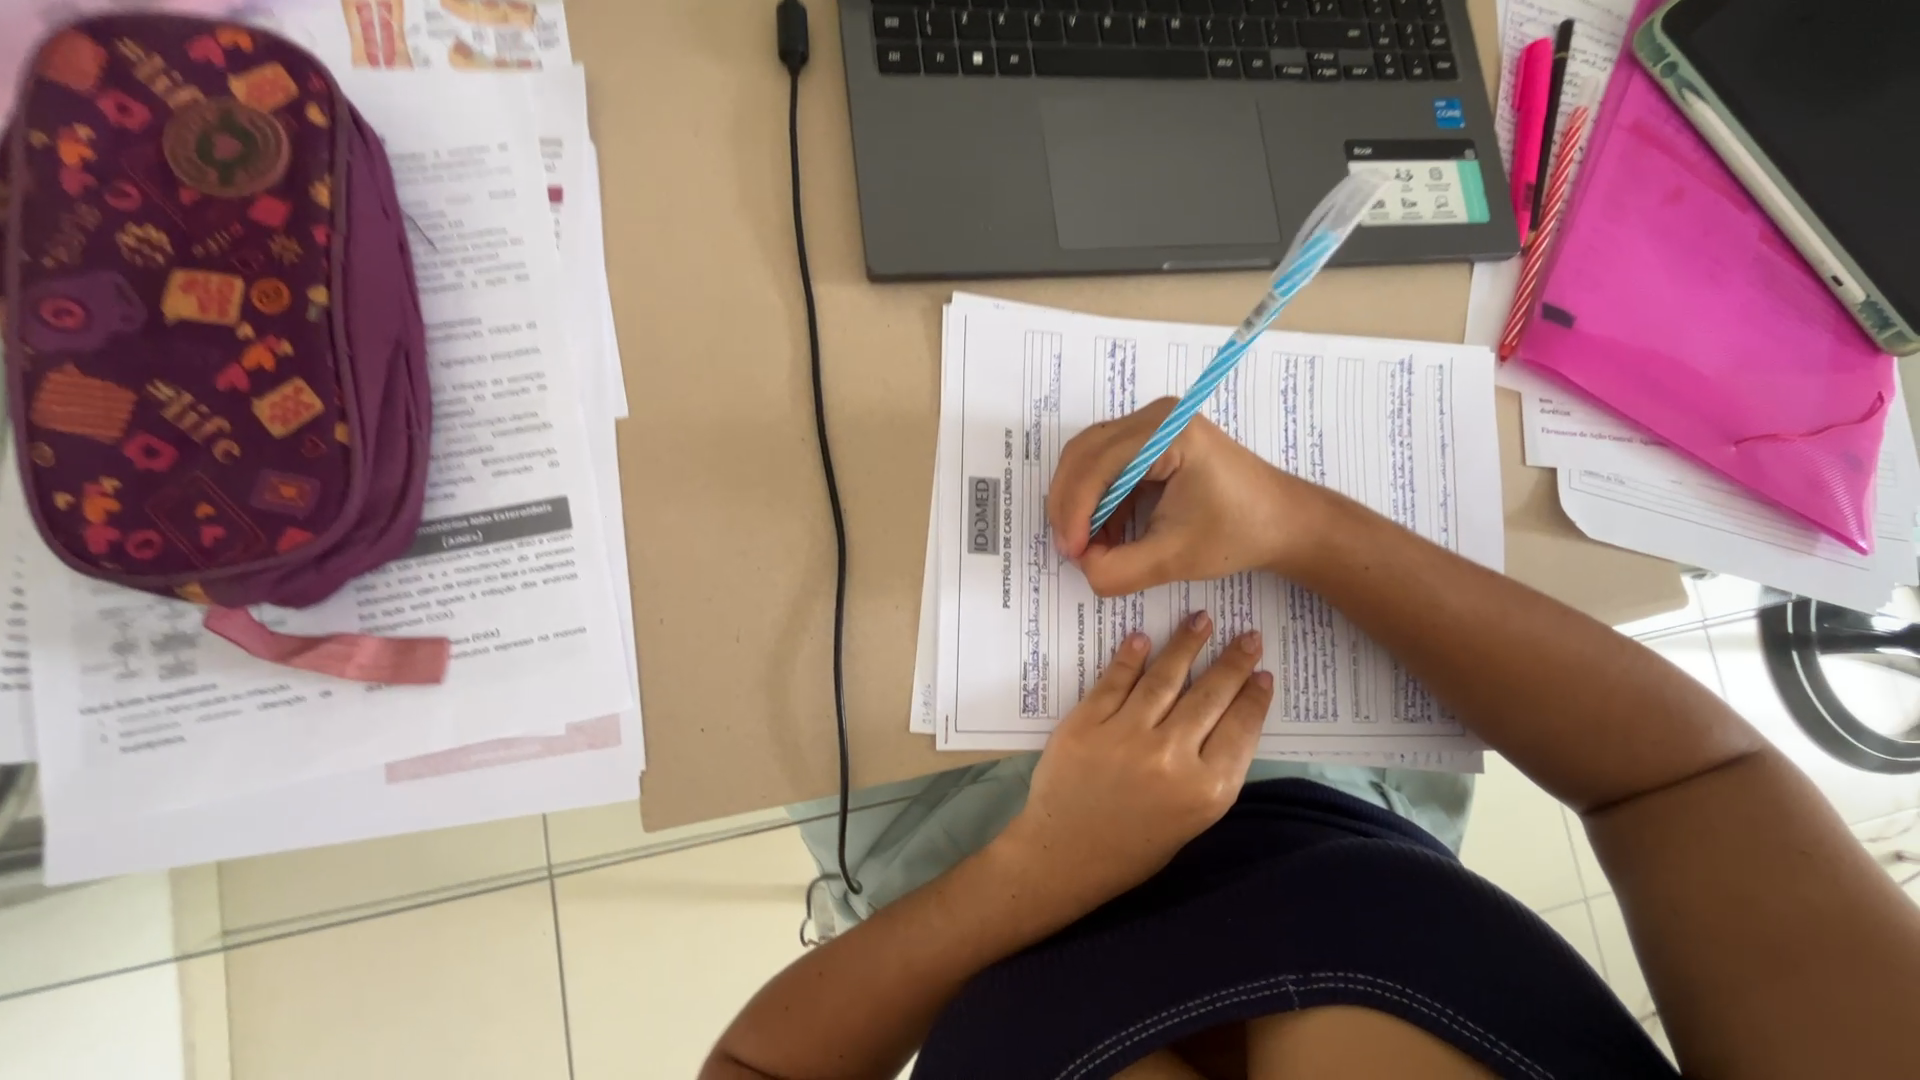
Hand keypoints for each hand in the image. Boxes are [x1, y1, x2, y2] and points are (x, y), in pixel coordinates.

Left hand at [998, 611, 1273, 907]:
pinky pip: (1115, 681)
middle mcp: (1171, 758)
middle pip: (1209, 696)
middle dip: (1232, 662)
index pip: (1241, 729)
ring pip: (1165, 679)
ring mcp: (1126, 737)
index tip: (1264, 672)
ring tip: (1201, 619)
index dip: (1254, 697)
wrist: (1065, 855)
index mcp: (1206, 790)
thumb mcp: (1191, 820)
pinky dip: (1131, 657)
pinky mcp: (1086, 725)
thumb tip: (1228, 716)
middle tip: (1247, 635)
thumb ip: (1210, 772)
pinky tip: (1143, 637)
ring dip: (1186, 644)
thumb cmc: (1134, 846)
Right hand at [1047, 398, 1330, 596]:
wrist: (1281, 522)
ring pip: (1088, 460)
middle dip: (1070, 505)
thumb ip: (1118, 569)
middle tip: (1071, 550)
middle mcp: (1155, 417)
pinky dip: (1097, 501)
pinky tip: (1108, 533)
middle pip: (1084, 454)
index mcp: (1169, 433)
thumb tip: (1081, 567)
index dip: (1075, 510)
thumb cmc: (1238, 534)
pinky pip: (1104, 466)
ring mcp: (1152, 425)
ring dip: (1081, 504)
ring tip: (1091, 546)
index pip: (1099, 464)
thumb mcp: (1174, 560)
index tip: (1072, 553)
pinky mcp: (1150, 441)